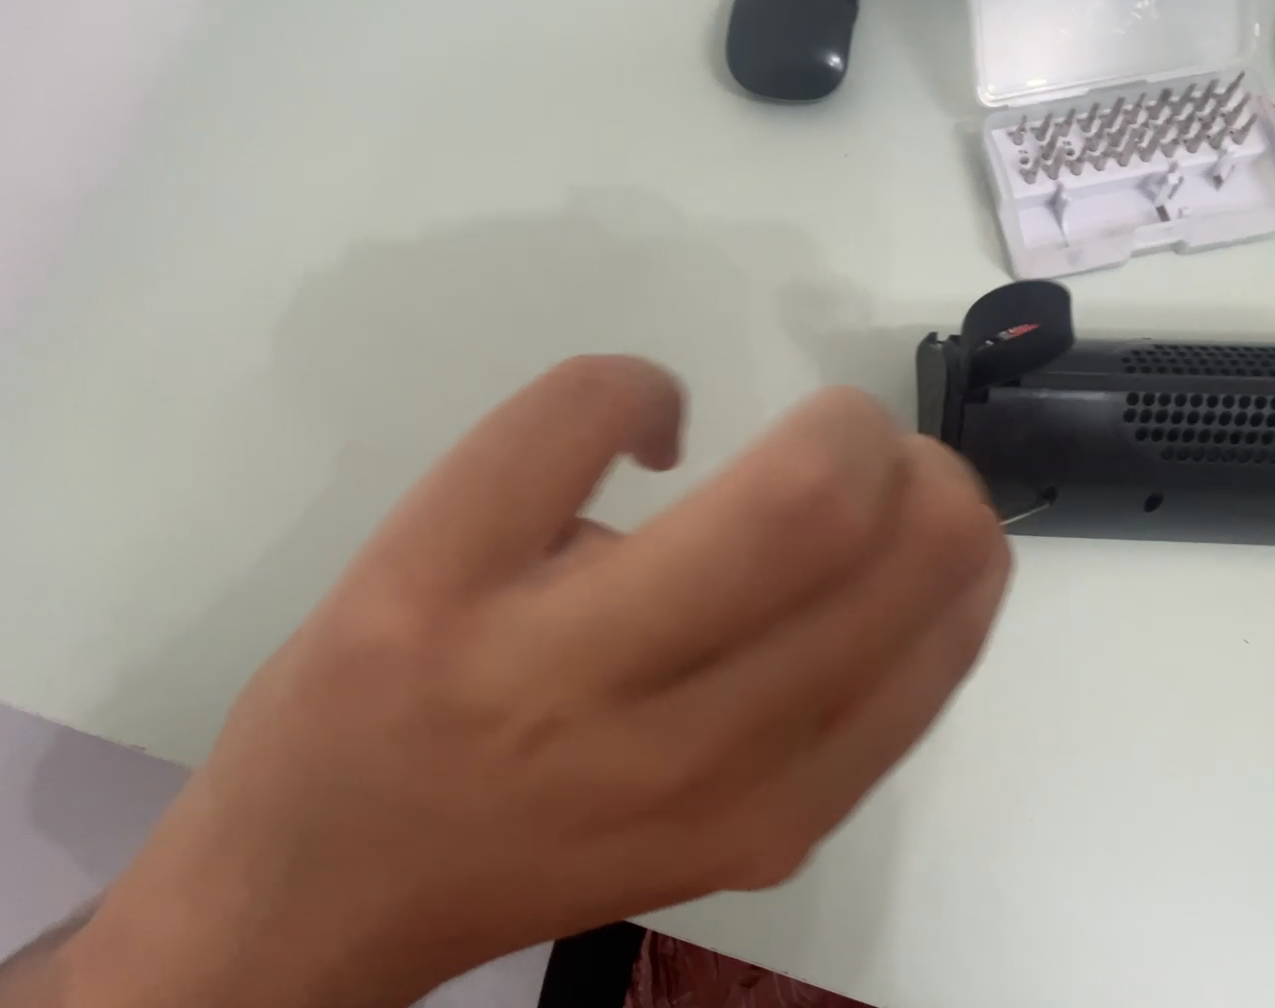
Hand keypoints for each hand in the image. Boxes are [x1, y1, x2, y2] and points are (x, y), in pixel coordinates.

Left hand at [59, 357, 1010, 1007]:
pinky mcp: (432, 573)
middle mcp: (679, 748)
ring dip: (823, 426)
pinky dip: (636, 388)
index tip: (926, 507)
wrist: (318, 887)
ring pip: (776, 487)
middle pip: (855, 530)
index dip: (957, 535)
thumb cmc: (541, 838)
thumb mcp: (722, 818)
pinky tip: (639, 423)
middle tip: (865, 452)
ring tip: (797, 439)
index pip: (932, 628)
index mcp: (766, 805)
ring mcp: (545, 660)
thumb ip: (829, 715)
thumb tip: (906, 559)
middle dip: (901, 456)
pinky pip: (584, 411)